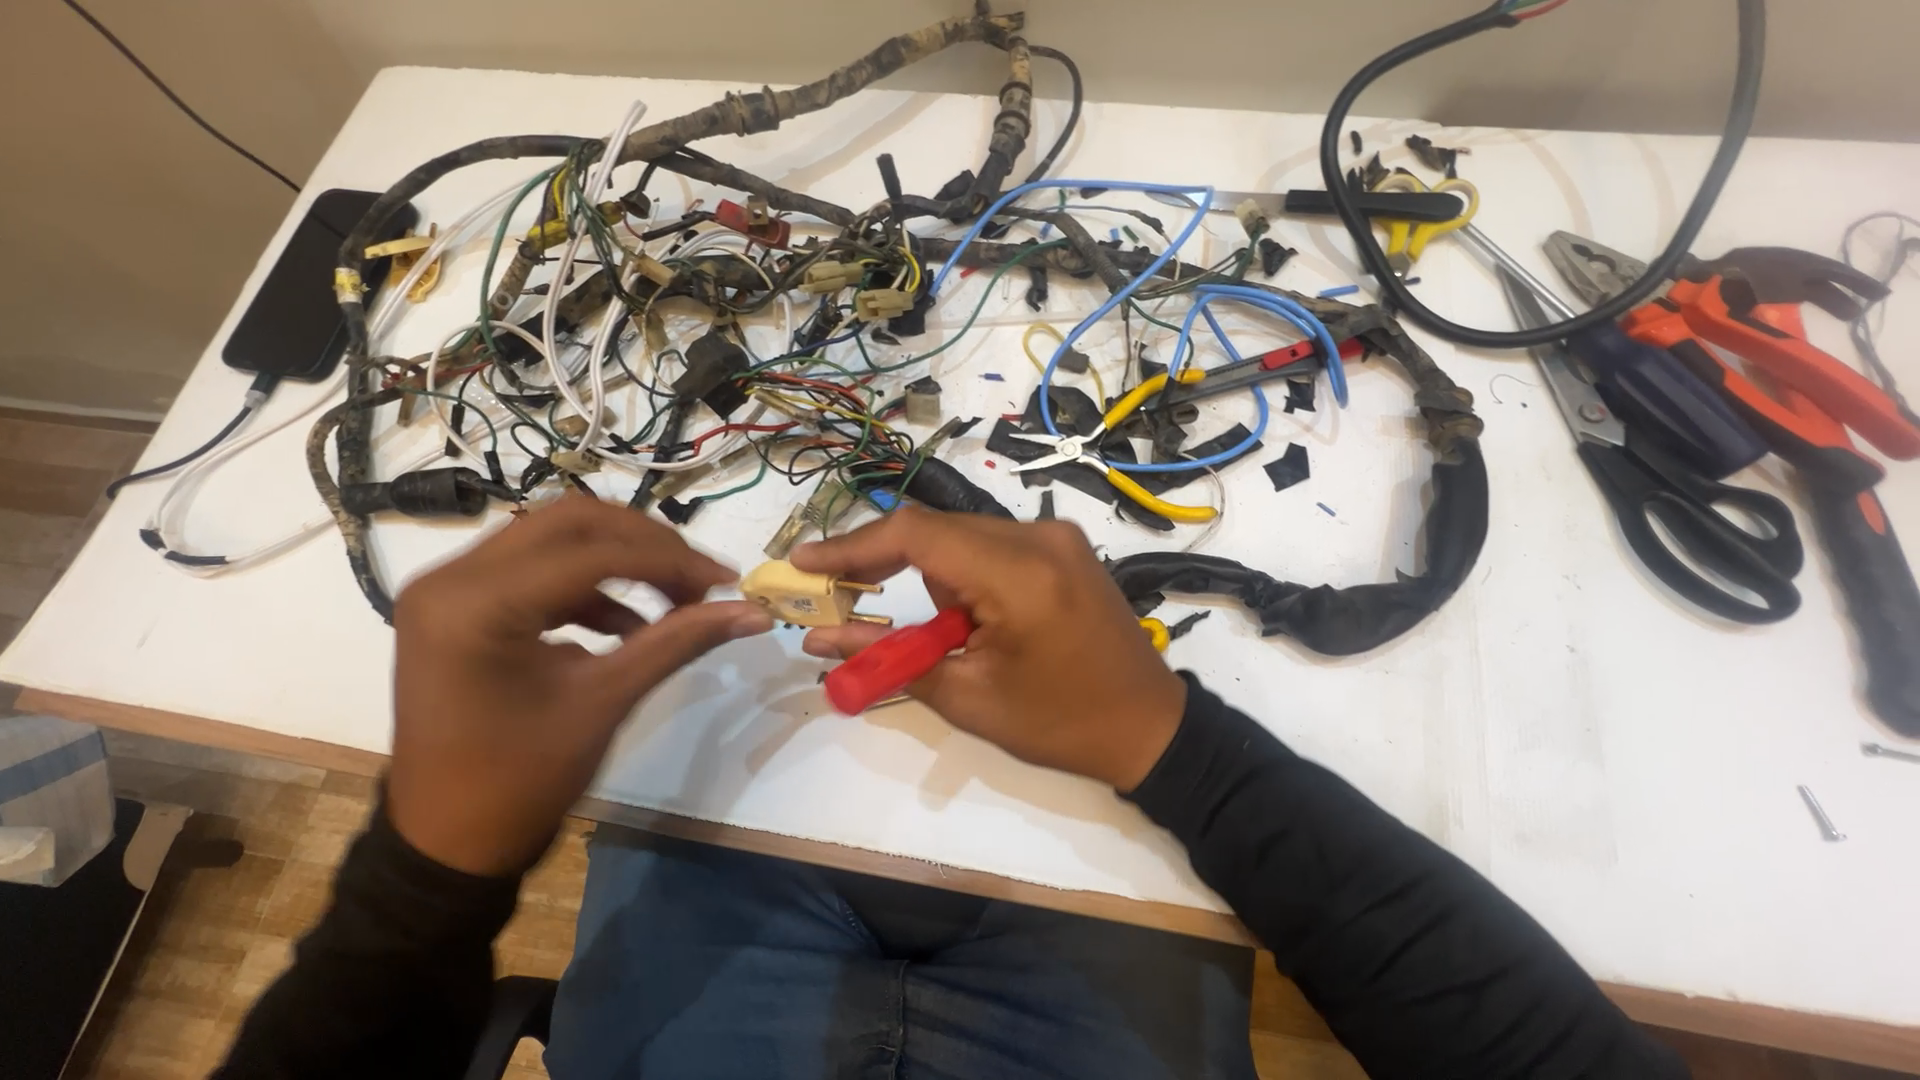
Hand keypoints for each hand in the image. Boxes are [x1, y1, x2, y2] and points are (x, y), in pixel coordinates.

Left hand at [387, 496, 773, 875]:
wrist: (448, 840)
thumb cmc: (522, 780)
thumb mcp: (607, 701)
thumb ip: (680, 642)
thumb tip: (754, 612)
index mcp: (477, 604)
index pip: (592, 552)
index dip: (670, 561)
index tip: (726, 581)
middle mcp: (452, 577)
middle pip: (571, 522)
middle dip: (647, 544)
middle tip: (699, 579)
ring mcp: (450, 587)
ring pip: (554, 537)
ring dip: (621, 559)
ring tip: (674, 601)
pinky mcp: (460, 604)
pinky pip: (537, 568)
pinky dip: (591, 584)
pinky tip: (629, 623)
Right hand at [791, 507, 1186, 791]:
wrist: (1149, 726)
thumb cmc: (1059, 723)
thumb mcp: (966, 696)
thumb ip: (889, 656)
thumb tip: (820, 636)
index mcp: (1020, 573)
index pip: (916, 534)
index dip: (851, 546)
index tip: (802, 563)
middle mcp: (1039, 535)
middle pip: (935, 529)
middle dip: (884, 563)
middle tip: (838, 597)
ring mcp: (1057, 535)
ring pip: (962, 536)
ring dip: (932, 576)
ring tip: (947, 635)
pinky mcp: (1064, 546)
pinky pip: (991, 544)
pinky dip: (963, 574)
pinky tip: (971, 618)